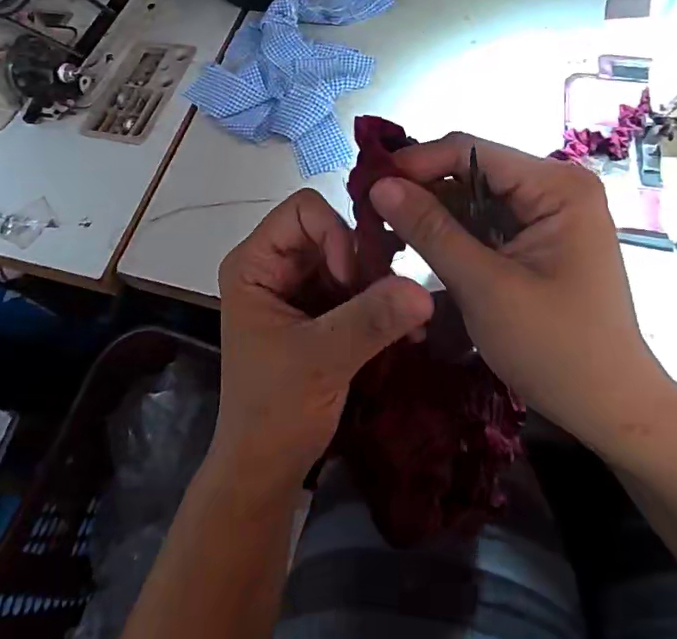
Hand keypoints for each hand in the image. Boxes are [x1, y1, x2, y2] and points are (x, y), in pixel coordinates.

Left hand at [212, 189, 433, 495]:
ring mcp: (296, 289)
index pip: (303, 211)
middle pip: (330, 232)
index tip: (351, 281)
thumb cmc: (275, 409)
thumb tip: (422, 288)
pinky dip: (378, 305)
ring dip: (377, 286)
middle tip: (391, 301)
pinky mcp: (318, 313)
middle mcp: (273, 266)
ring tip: (404, 321)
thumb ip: (369, 320)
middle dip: (363, 263)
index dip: (335, 235)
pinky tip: (404, 331)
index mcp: (254, 263)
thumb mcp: (321, 360)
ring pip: (348, 260)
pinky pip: (355, 290)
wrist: (266, 466)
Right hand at [367, 134, 676, 453]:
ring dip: (426, 216)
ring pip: (465, 197)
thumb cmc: (558, 349)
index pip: (467, 150)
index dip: (413, 165)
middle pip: (464, 171)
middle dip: (417, 192)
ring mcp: (543, 213)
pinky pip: (477, 222)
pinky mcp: (531, 238)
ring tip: (381, 236)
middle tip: (367, 217)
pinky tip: (412, 250)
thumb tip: (378, 185)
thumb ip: (431, 230)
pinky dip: (444, 235)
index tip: (366, 190)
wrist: (612, 409)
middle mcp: (551, 187)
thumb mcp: (485, 287)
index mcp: (556, 186)